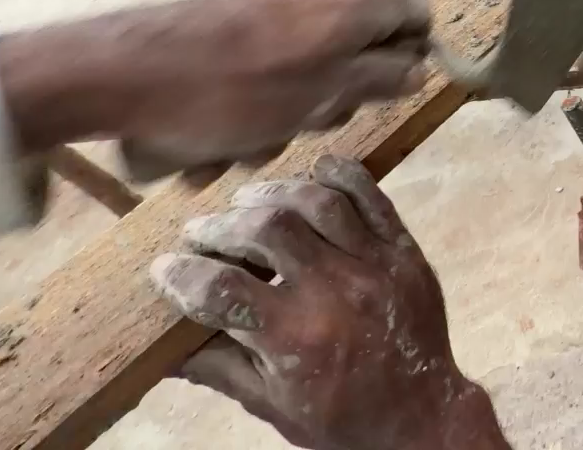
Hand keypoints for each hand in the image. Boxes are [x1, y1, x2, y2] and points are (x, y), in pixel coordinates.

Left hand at [0, 0, 430, 173]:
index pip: (418, 15)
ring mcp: (272, 15)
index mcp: (355, 7)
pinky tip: (214, 141)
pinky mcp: (230, 32)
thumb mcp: (324, 94)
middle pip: (363, 49)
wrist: (110, 73)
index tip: (390, 92)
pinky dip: (248, 109)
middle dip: (342, 95)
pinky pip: (262, 76)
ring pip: (309, 71)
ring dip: (289, 113)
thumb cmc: (234, 89)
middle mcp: (321, 1)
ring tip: (248, 144)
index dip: (416, 53)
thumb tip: (421, 69)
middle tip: (312, 121)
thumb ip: (382, 80)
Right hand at [151, 154, 507, 449]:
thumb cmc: (339, 416)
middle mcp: (334, 290)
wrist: (419, 408)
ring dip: (279, 192)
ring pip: (322, 204)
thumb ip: (220, 367)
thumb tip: (164, 344)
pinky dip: (347, 176)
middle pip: (271, 230)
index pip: (222, 290)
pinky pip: (375, 199)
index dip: (183, 275)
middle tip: (201, 227)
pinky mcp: (404, 249)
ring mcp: (374, 263)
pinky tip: (318, 167)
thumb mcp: (269, 403)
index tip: (163, 266)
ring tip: (248, 197)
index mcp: (292, 337)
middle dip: (226, 224)